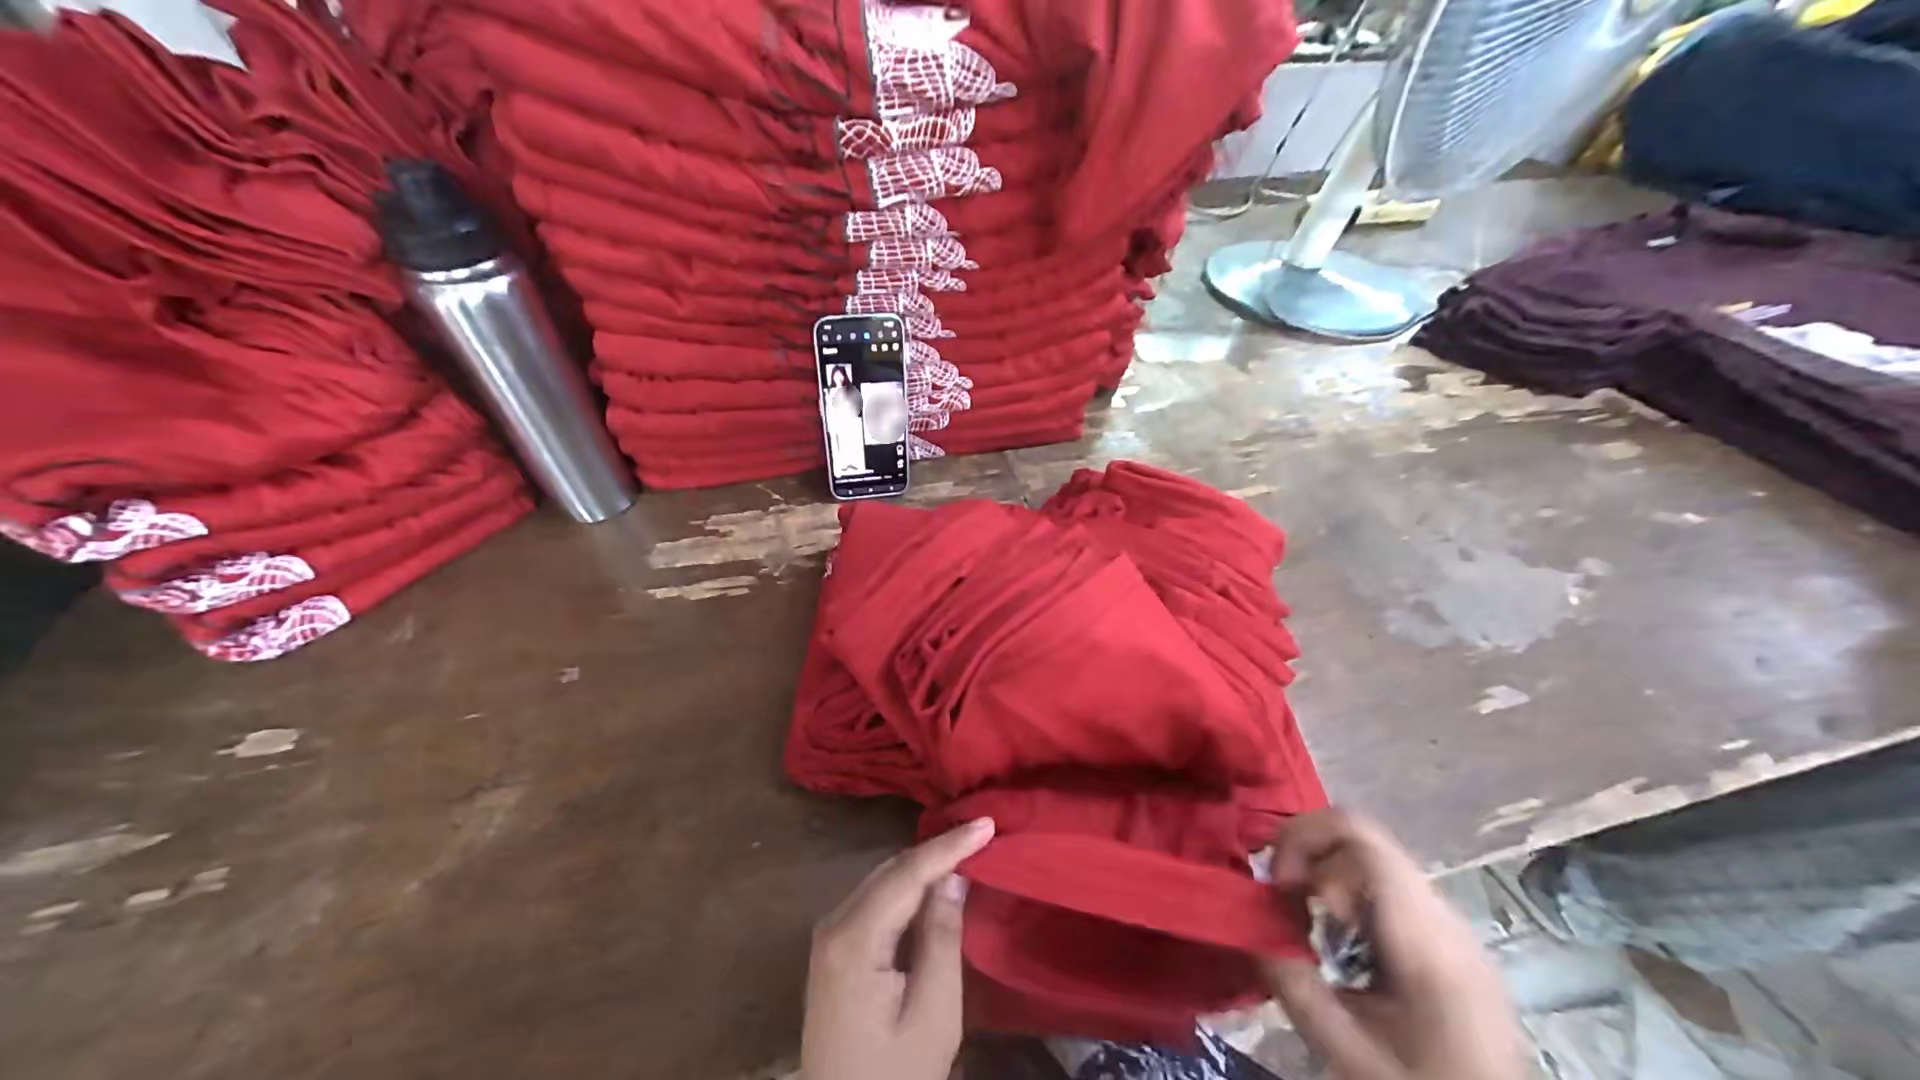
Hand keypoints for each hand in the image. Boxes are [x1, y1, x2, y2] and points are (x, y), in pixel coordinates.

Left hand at [801, 817, 994, 1079]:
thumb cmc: (896, 1075)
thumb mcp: (933, 1014)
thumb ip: (942, 938)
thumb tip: (953, 877)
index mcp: (853, 941)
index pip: (906, 875)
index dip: (948, 846)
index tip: (986, 823)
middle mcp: (832, 925)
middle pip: (890, 871)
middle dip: (937, 851)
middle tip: (982, 835)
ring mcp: (828, 935)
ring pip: (882, 880)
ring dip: (922, 866)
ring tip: (965, 850)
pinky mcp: (833, 948)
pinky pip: (875, 899)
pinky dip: (906, 886)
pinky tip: (933, 884)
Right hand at [1263, 810, 1527, 1079]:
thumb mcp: (1346, 1054)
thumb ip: (1293, 983)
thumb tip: (1247, 924)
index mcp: (1425, 940)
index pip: (1360, 836)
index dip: (1303, 839)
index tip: (1278, 886)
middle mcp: (1446, 919)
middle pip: (1362, 842)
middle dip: (1307, 858)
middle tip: (1282, 904)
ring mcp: (1455, 929)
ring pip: (1374, 862)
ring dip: (1325, 878)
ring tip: (1306, 926)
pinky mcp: (1453, 944)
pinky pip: (1389, 889)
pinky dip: (1348, 897)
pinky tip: (1340, 944)